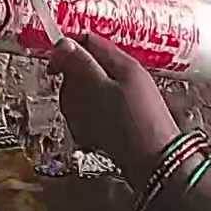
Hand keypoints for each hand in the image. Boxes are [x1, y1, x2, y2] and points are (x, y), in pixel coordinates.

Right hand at [50, 34, 181, 187]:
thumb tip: (63, 41)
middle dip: (72, 86)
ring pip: (86, 93)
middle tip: (72, 102)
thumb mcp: (100, 90)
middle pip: (84, 69)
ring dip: (78, 108)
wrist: (157, 168)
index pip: (88, 42)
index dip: (67, 51)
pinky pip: (95, 114)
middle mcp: (123, 78)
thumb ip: (82, 64)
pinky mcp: (121, 120)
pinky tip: (92, 138)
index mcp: (122, 64)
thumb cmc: (130, 126)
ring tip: (85, 124)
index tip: (53, 68)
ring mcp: (123, 100)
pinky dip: (88, 124)